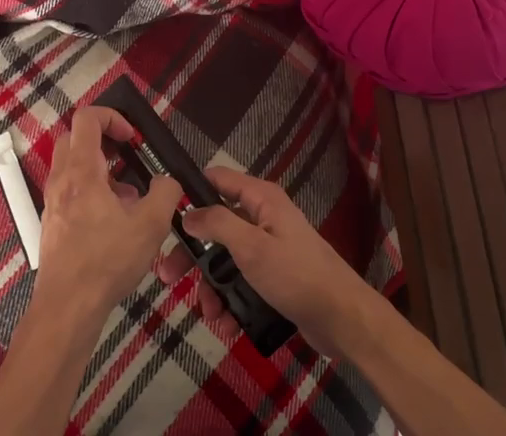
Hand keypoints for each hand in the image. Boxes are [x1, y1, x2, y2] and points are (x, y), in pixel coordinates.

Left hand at [33, 107, 183, 317]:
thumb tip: (166, 181)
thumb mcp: (151, 224)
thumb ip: (165, 193)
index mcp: (82, 170)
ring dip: (98, 170)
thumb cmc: (108, 259)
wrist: (68, 305)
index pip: (87, 119)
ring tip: (127, 198)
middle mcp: (61, 180)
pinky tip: (113, 223)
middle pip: (73, 138)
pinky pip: (69, 193)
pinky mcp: (52, 224)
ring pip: (71, 167)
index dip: (112, 118)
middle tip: (127, 159)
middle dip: (102, 141)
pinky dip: (90, 194)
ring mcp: (52, 203)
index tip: (133, 139)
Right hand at [154, 166, 381, 356]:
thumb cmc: (295, 275)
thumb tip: (187, 211)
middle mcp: (264, 218)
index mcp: (261, 200)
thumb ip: (217, 224)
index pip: (217, 179)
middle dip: (193, 255)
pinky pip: (242, 283)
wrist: (342, 319)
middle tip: (167, 277)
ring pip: (226, 260)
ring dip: (213, 287)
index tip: (163, 212)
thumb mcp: (251, 247)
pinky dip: (232, 301)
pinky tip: (228, 325)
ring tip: (209, 315)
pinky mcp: (274, 277)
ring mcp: (269, 248)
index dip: (190, 191)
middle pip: (216, 227)